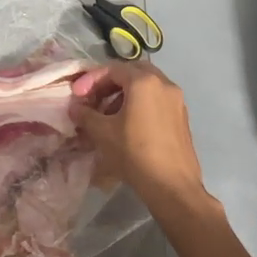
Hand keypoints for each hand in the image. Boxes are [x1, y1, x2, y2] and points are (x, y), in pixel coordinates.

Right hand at [70, 62, 211, 217]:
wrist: (173, 187)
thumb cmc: (135, 153)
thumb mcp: (103, 133)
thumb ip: (85, 115)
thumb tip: (75, 108)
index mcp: (144, 82)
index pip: (112, 69)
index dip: (91, 79)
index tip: (77, 95)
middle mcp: (164, 84)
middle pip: (132, 72)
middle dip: (110, 82)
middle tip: (95, 97)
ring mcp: (176, 100)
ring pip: (147, 85)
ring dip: (125, 93)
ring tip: (108, 113)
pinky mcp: (182, 117)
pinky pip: (157, 99)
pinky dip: (141, 103)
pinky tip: (128, 124)